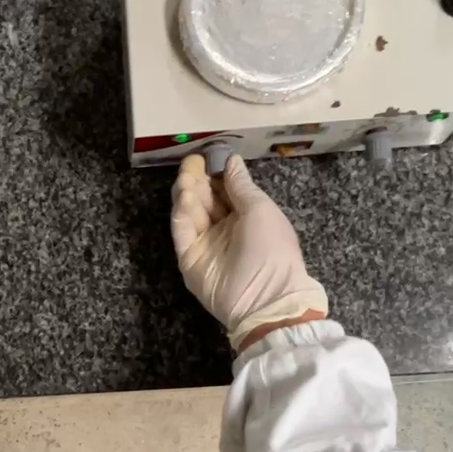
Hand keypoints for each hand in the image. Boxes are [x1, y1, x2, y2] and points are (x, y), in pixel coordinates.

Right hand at [171, 154, 327, 350]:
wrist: (265, 296)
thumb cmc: (271, 247)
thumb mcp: (260, 209)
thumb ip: (240, 185)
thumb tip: (231, 160)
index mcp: (246, 217)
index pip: (224, 191)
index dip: (216, 173)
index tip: (208, 156)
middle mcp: (224, 229)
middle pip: (204, 199)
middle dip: (198, 179)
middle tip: (193, 162)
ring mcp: (204, 244)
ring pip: (190, 212)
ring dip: (188, 191)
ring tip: (188, 174)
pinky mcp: (188, 258)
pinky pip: (182, 231)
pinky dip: (181, 212)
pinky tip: (185, 195)